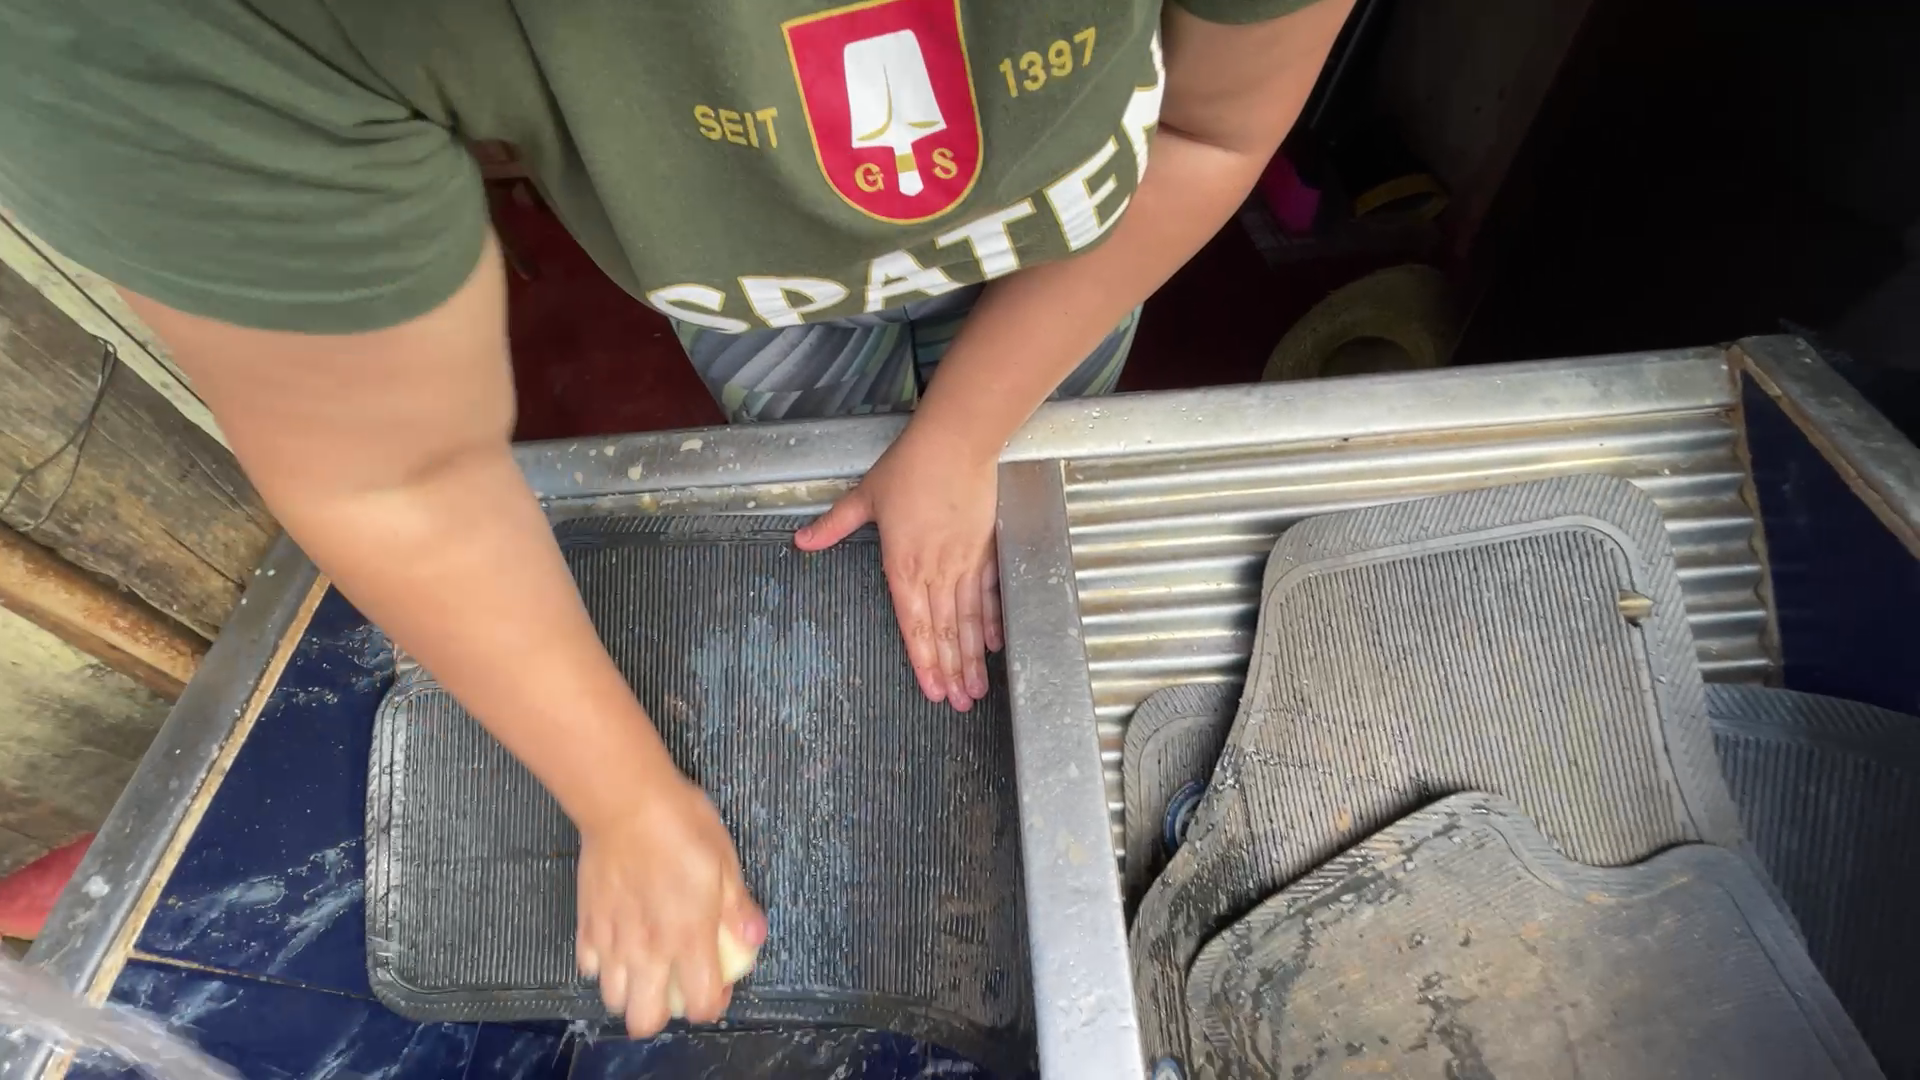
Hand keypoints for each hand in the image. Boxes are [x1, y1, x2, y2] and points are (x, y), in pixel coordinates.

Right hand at [574, 769, 766, 1034]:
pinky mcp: (585, 926)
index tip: (720, 982)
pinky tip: (621, 938)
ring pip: (614, 998)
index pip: (701, 1004)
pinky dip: (606, 963)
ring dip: (634, 988)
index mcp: (688, 937)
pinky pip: (590, 966)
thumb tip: (755, 938)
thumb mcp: (725, 858)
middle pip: (645, 1020)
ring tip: (651, 960)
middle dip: (666, 1010)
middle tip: (680, 978)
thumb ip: (738, 906)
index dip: (715, 1002)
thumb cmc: (683, 824)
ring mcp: (611, 942)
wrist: (626, 803)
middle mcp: (647, 951)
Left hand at [795, 425, 1003, 710]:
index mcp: (903, 565)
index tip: (931, 690)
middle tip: (958, 703)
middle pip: (944, 631)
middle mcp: (936, 572)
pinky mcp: (984, 551)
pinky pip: (988, 595)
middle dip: (951, 672)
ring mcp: (964, 564)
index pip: (914, 625)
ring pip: (969, 621)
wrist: (956, 446)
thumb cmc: (911, 468)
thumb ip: (834, 525)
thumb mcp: (865, 496)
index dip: (923, 661)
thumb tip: (802, 540)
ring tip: (976, 687)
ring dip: (972, 657)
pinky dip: (992, 622)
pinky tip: (994, 646)